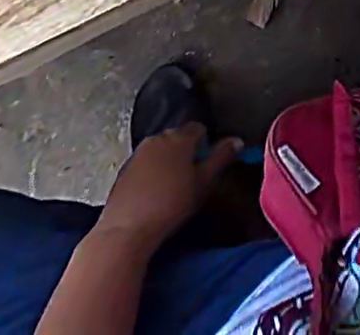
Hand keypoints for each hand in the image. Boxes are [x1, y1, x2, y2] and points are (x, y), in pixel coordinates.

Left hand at [97, 124, 242, 252]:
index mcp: (179, 137)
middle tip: (192, 173)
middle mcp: (157, 139)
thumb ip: (222, 157)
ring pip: (160, 150)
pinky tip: (154, 192)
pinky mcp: (122, 172)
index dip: (206, 142)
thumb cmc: (171, 204)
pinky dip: (152, 171)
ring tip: (173, 183)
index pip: (199, 128)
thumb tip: (237, 140)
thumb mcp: (205, 182)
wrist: (125, 232)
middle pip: (178, 137)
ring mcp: (137, 155)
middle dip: (186, 149)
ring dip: (168, 160)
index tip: (207, 160)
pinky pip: (145, 164)